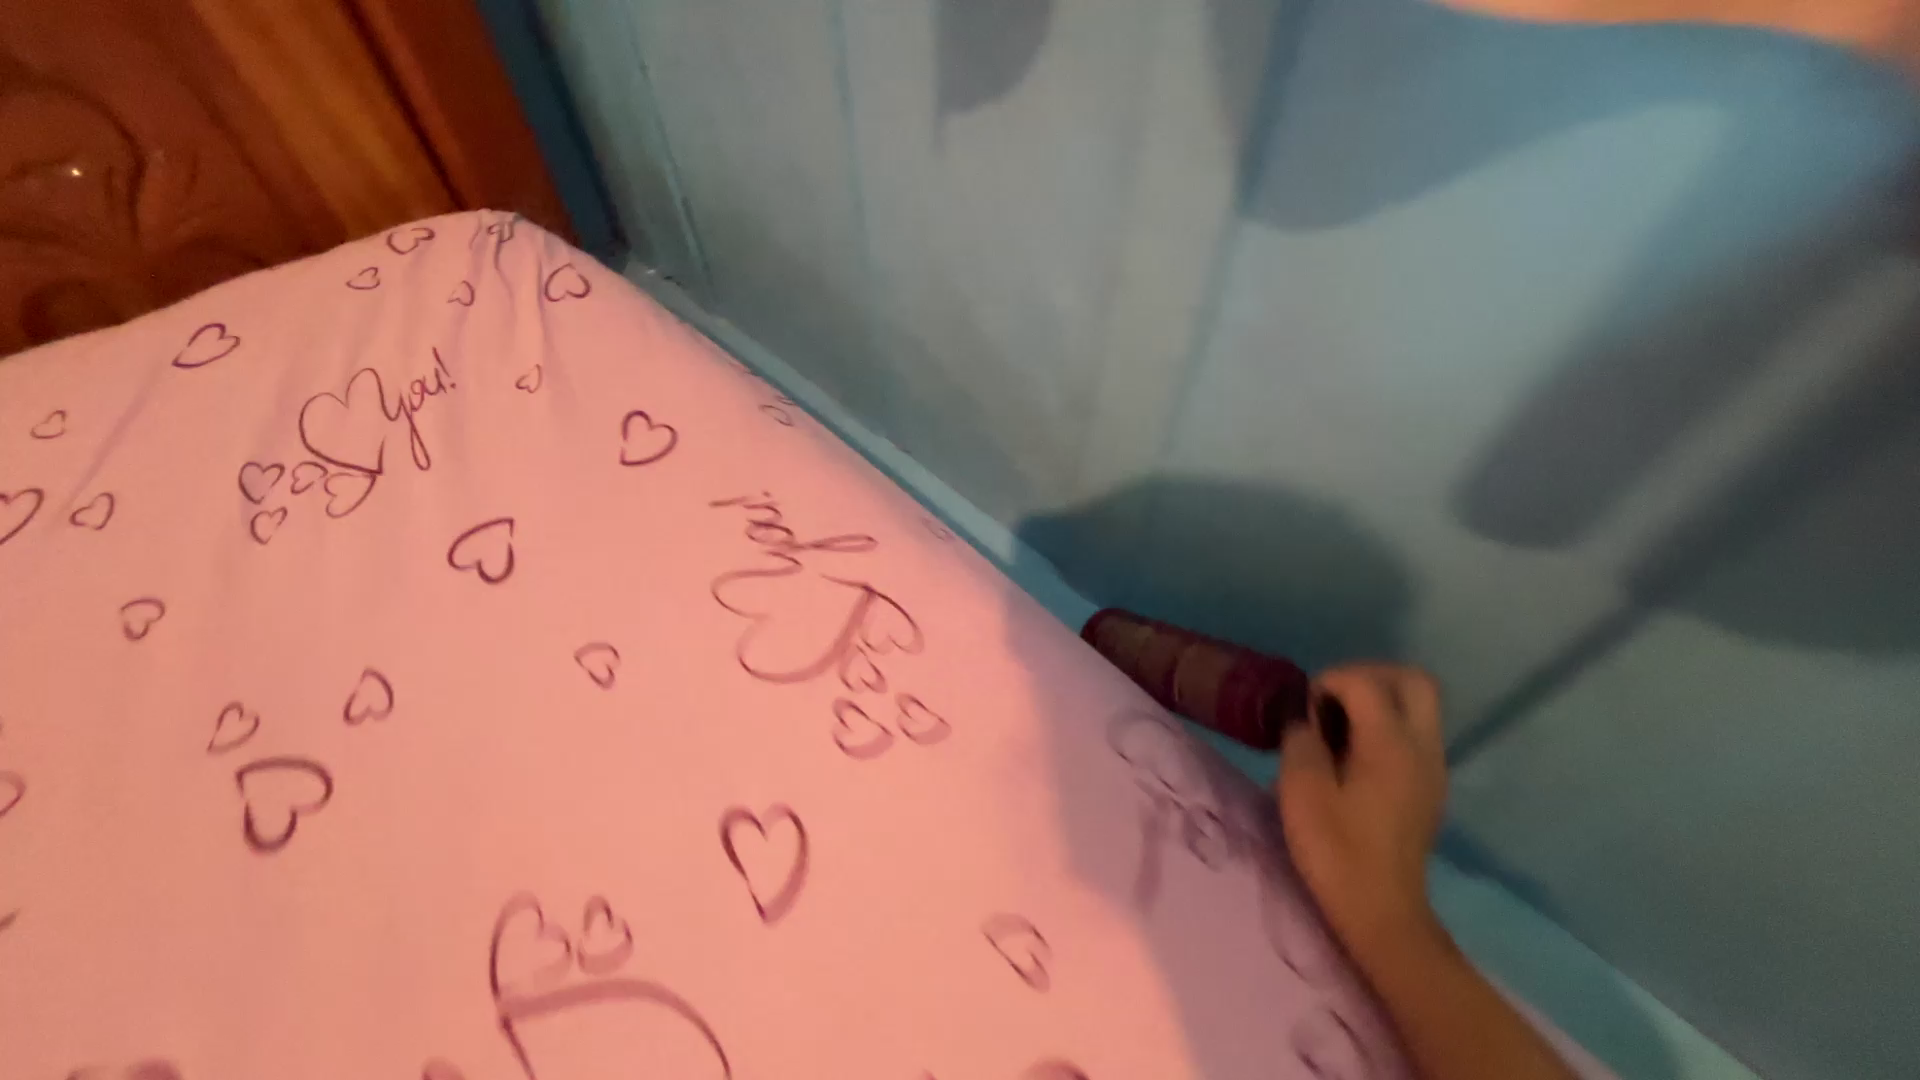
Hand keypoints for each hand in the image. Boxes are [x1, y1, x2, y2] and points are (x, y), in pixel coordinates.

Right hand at [1275, 662, 1448, 968]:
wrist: (1380, 911)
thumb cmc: (1335, 849)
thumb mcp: (1301, 789)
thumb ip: (1302, 739)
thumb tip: (1305, 718)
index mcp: (1391, 744)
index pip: (1366, 682)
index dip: (1328, 682)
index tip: (1302, 709)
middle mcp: (1422, 746)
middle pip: (1412, 680)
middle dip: (1368, 676)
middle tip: (1330, 699)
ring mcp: (1432, 766)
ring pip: (1419, 704)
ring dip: (1378, 698)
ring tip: (1337, 725)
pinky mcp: (1429, 784)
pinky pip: (1415, 730)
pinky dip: (1386, 723)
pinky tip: (1352, 752)